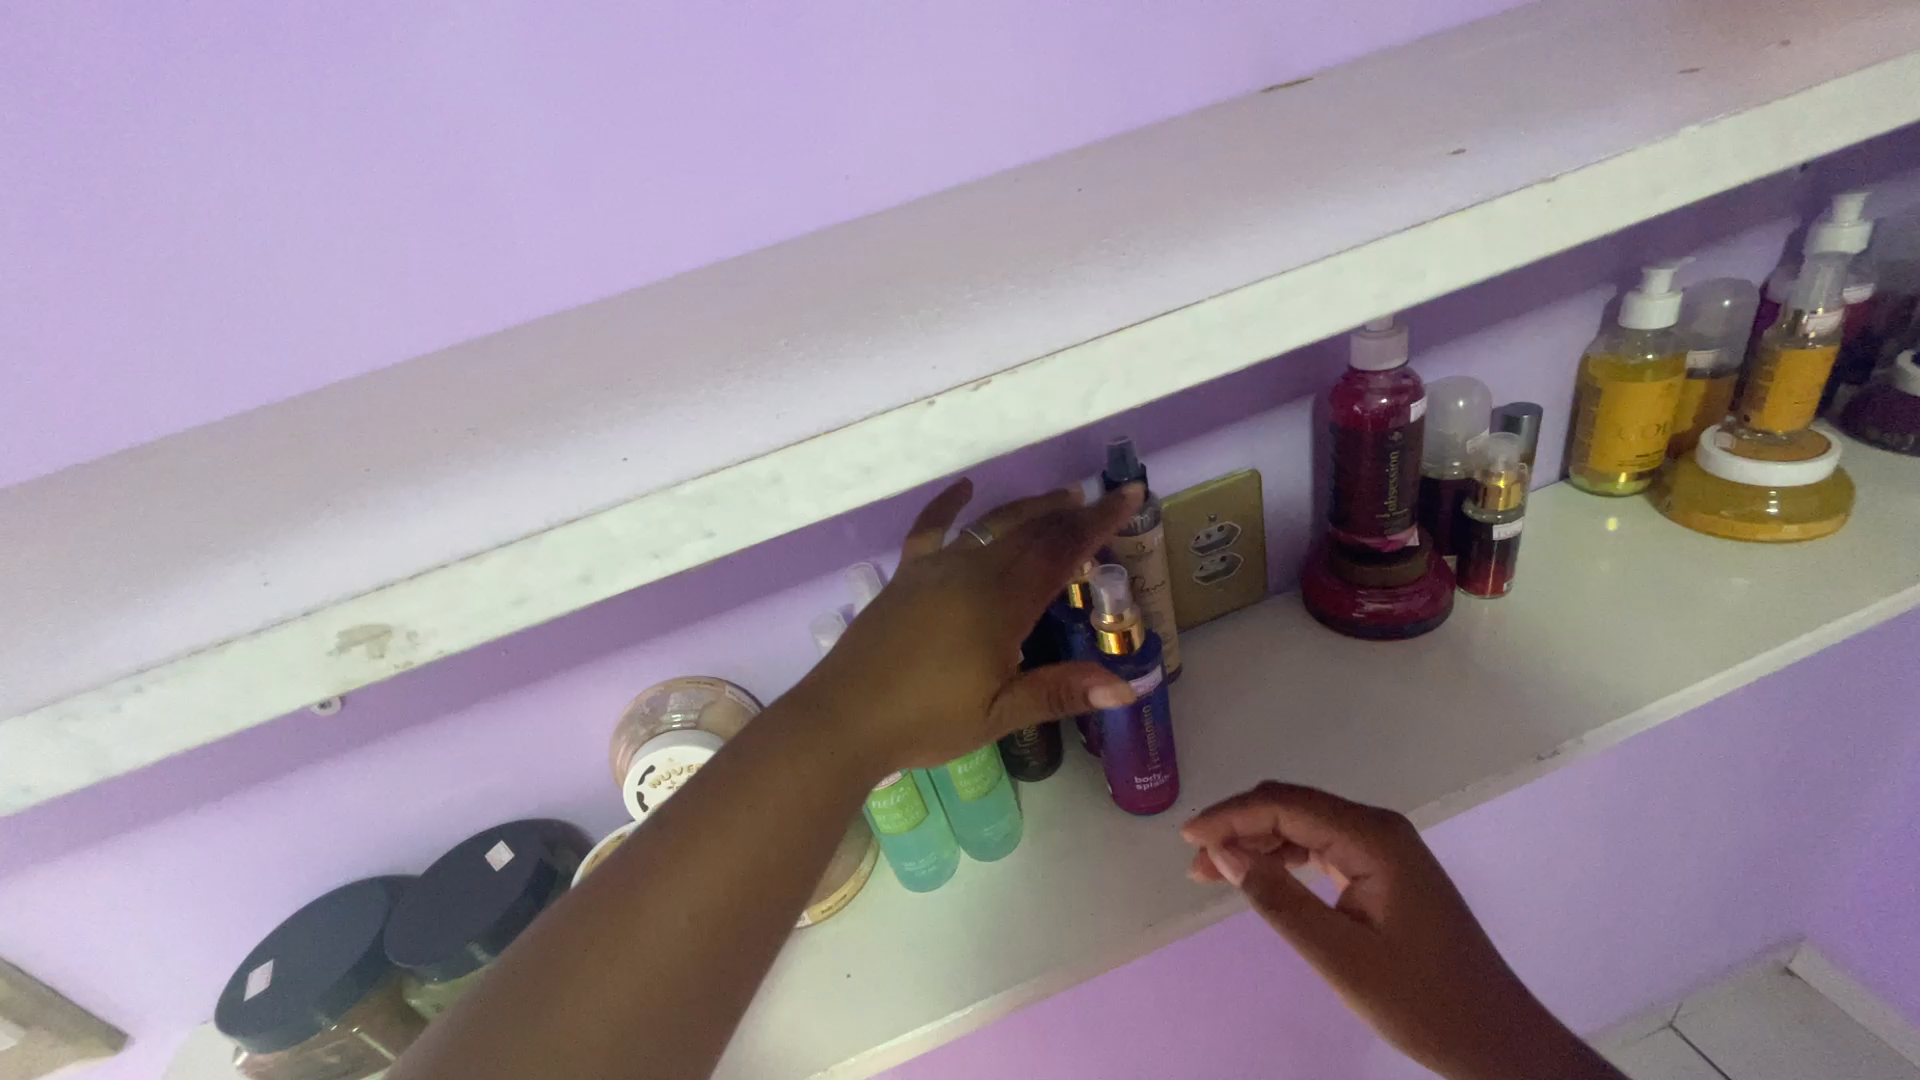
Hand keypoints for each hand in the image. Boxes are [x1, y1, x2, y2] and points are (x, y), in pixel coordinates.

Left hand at [791, 478, 1143, 772]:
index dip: (1098, 522)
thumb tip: (1126, 689)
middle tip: (1104, 498)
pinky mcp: (905, 576)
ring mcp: (934, 569)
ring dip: (1028, 509)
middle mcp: (971, 572)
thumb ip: (1059, 692)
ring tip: (1060, 498)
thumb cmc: (925, 721)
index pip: (1061, 551)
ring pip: (990, 525)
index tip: (1129, 496)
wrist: (843, 718)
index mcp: (1000, 603)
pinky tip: (964, 488)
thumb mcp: (999, 714)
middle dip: (1073, 513)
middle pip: (1031, 532)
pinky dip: (949, 505)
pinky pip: (929, 529)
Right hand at [1181, 783, 1623, 1079]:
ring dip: (1254, 841)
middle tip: (1196, 861)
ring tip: (1213, 871)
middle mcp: (1376, 828)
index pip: (1284, 807)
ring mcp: (1380, 846)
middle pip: (1290, 807)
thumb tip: (1225, 854)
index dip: (1230, 817)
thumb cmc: (1425, 1004)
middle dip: (1237, 826)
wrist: (1500, 1043)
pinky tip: (1257, 875)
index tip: (1188, 840)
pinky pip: (1317, 845)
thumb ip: (1279, 901)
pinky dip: (1280, 856)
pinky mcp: (1380, 867)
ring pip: (1299, 824)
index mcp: (1373, 839)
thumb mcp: (1342, 959)